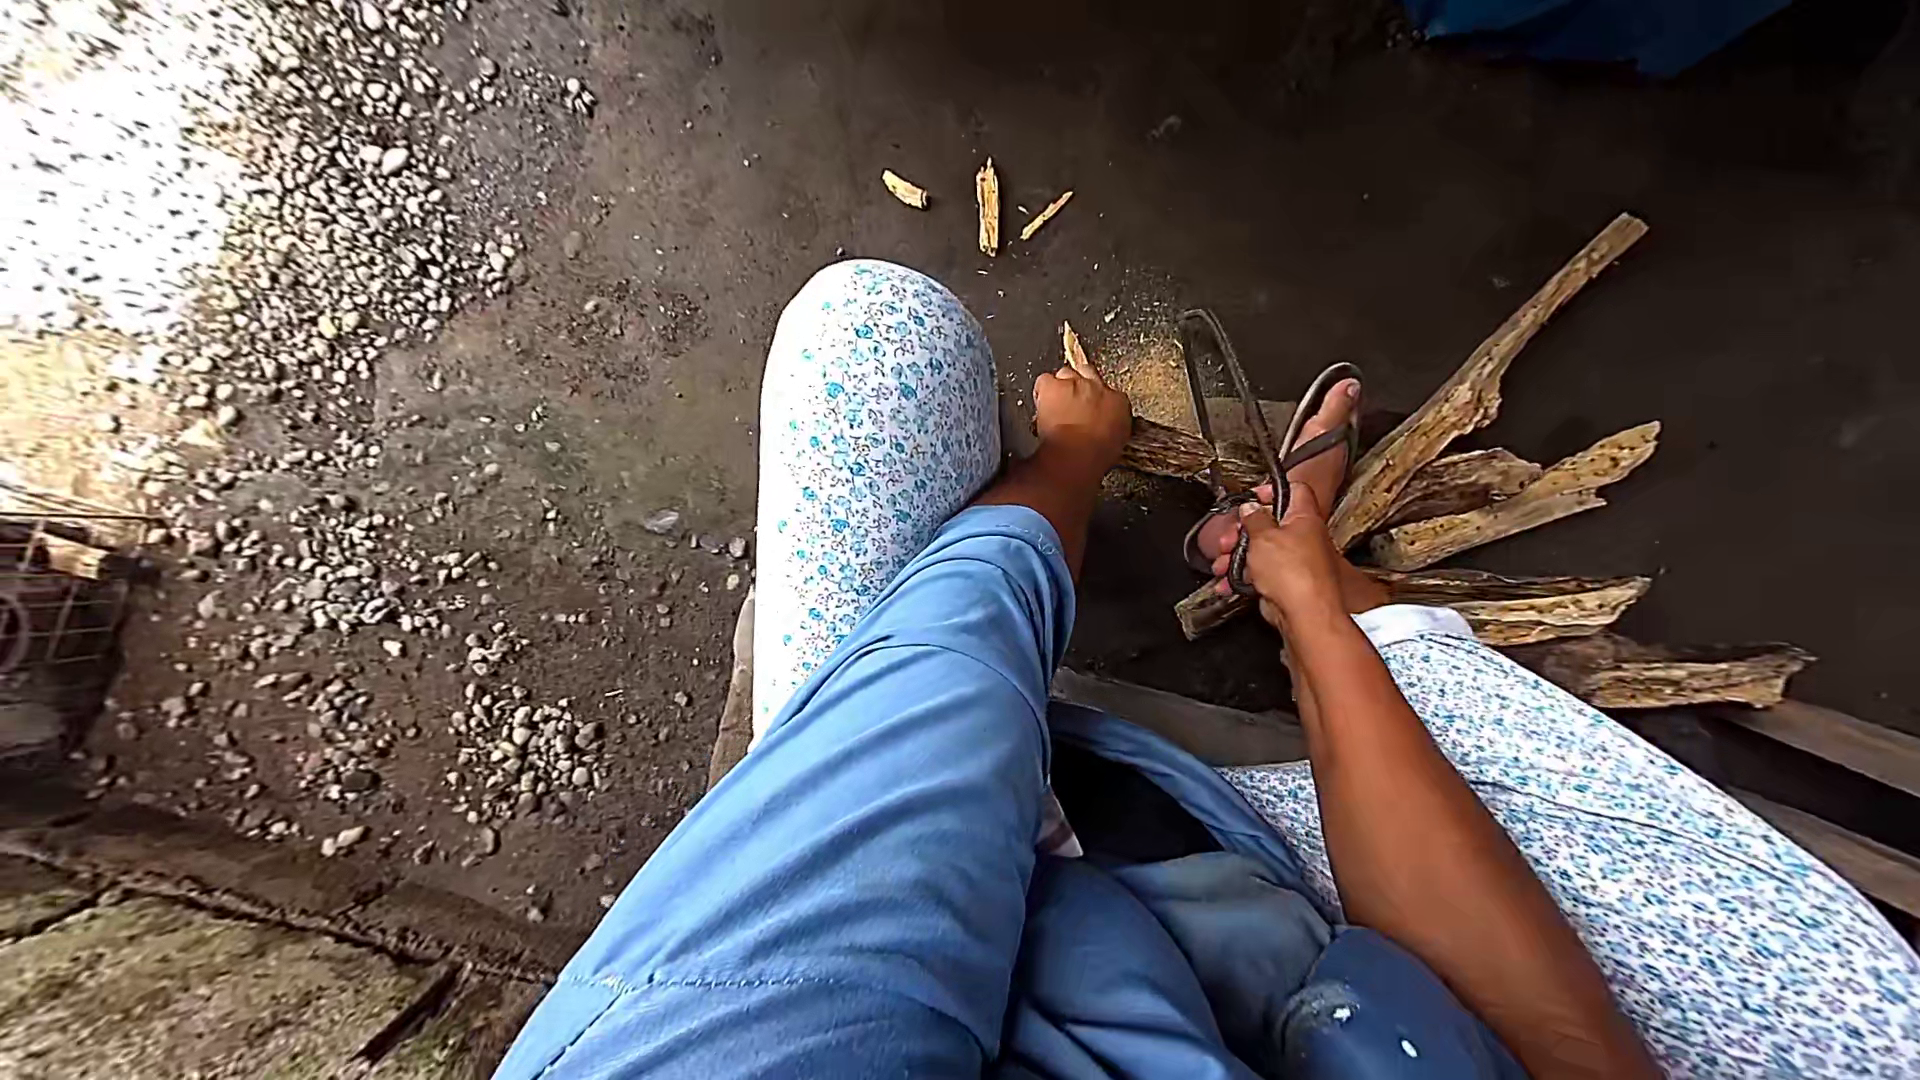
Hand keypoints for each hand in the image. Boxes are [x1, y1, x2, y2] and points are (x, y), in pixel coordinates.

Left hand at [1033, 364, 1131, 474]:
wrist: (1076, 458)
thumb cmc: (1091, 458)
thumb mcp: (1112, 445)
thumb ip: (1108, 429)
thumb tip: (1100, 430)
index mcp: (1119, 404)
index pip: (1106, 392)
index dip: (1092, 400)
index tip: (1086, 410)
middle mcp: (1099, 388)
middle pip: (1086, 375)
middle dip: (1077, 388)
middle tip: (1068, 405)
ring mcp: (1076, 385)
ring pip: (1065, 374)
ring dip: (1058, 389)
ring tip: (1052, 408)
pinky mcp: (1055, 387)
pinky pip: (1044, 380)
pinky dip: (1041, 392)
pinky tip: (1041, 406)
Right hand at [1211, 480, 1354, 632]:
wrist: (1303, 613)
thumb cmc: (1294, 574)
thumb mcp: (1264, 536)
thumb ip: (1254, 519)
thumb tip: (1250, 508)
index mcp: (1303, 518)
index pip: (1295, 491)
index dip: (1272, 490)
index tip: (1252, 498)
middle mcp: (1301, 538)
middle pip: (1266, 524)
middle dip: (1240, 532)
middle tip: (1229, 539)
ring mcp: (1292, 560)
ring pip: (1257, 550)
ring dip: (1235, 557)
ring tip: (1222, 564)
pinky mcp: (1282, 581)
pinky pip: (1257, 573)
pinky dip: (1240, 576)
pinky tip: (1228, 581)